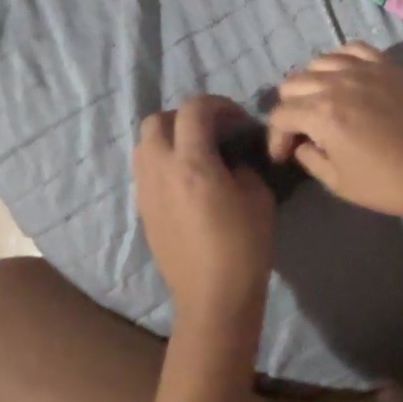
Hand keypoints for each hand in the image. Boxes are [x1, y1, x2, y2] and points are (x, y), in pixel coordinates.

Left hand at [136, 97, 276, 328]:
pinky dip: (164, 161)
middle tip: (215, 132)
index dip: (219, 105)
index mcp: (192, 163)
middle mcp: (160, 170)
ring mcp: (146, 191)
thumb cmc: (245, 245)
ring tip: (199, 153)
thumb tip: (230, 158)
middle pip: (158, 120)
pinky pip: (146, 169)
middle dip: (187, 117)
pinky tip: (190, 181)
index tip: (239, 121)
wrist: (213, 296)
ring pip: (145, 144)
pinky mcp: (143, 210)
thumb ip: (241, 165)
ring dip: (171, 138)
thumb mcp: (258, 196)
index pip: (194, 110)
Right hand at [267, 44, 402, 218]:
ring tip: (322, 103)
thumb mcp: (337, 182)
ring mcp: (365, 70)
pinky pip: (353, 49)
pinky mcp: (388, 66)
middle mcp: (338, 83)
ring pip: (319, 62)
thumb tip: (300, 144)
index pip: (281, 115)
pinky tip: (344, 77)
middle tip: (303, 130)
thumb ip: (309, 158)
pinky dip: (341, 59)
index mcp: (322, 114)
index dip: (277, 138)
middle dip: (291, 109)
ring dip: (312, 83)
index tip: (284, 155)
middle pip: (294, 84)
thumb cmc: (387, 183)